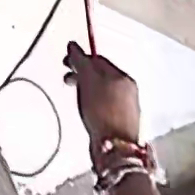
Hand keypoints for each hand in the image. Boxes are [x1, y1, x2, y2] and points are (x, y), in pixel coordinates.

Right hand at [64, 41, 142, 159]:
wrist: (116, 148)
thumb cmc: (102, 111)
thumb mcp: (87, 79)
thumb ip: (80, 60)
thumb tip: (73, 46)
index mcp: (123, 77)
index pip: (97, 59)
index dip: (80, 58)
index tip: (66, 62)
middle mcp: (128, 89)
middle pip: (100, 74)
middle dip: (81, 74)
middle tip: (68, 79)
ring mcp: (126, 106)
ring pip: (101, 89)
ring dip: (86, 88)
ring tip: (76, 96)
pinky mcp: (121, 121)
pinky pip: (104, 103)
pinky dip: (93, 102)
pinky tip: (87, 109)